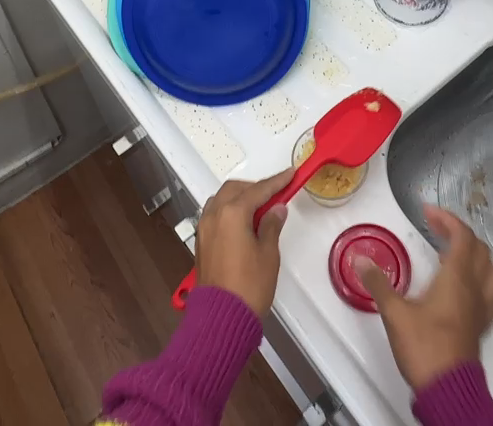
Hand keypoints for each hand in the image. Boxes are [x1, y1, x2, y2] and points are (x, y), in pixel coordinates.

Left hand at [194, 167, 292, 314]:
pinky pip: (215, 214)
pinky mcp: (201, 241)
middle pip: (235, 189)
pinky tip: (244, 223)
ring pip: (222, 199)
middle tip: (276, 194)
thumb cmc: (250, 285)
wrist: (222, 318)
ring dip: (240, 198)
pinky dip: (229, 210)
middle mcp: (214, 214)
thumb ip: (271, 225)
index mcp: (232, 213)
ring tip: (260, 209)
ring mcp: (204, 227)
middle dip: (255, 188)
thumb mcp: (268, 254)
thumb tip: (276, 209)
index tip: (290, 174)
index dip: (277, 182)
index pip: (258, 191)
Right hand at [360, 204, 492, 390]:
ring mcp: (482, 308)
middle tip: (435, 228)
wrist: (448, 390)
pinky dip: (480, 282)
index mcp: (456, 278)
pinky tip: (464, 289)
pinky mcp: (482, 326)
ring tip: (454, 256)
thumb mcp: (394, 313)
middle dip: (458, 232)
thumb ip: (378, 284)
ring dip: (476, 256)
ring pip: (492, 271)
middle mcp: (475, 289)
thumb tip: (361, 261)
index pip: (462, 236)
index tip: (427, 212)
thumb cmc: (424, 347)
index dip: (446, 219)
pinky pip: (490, 295)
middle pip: (479, 249)